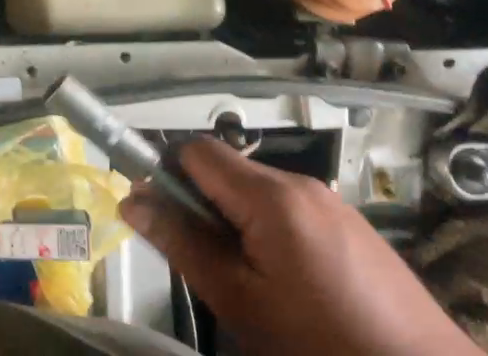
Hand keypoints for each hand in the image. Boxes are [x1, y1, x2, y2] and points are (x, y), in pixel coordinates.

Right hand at [119, 138, 481, 355]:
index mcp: (272, 196)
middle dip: (203, 206)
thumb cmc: (321, 346)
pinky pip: (293, 212)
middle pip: (228, 171)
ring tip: (248, 284)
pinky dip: (271, 234)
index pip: (195, 151)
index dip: (167, 175)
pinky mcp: (355, 228)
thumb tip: (133, 200)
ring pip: (258, 193)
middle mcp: (303, 184)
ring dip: (237, 223)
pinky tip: (288, 288)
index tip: (159, 218)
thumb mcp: (238, 300)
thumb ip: (182, 244)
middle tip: (205, 265)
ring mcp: (334, 204)